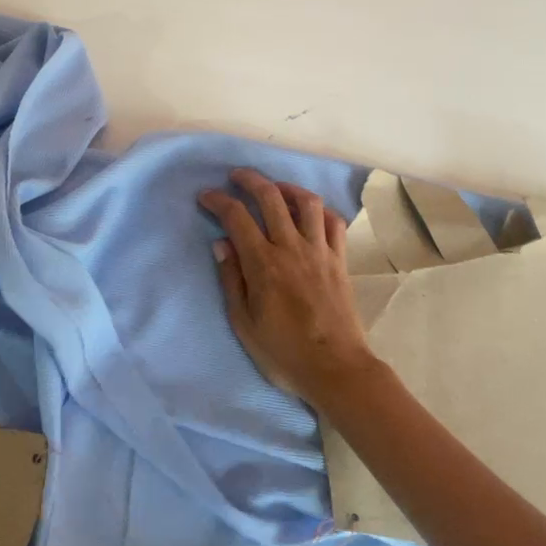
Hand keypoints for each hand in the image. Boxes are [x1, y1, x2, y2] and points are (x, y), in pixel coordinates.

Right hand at [198, 169, 380, 408]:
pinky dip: (320, 211)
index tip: (206, 196)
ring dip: (287, 188)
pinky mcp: (340, 260)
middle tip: (235, 176)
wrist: (336, 369)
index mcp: (263, 264)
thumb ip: (232, 280)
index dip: (218, 200)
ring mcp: (320, 251)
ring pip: (306, 202)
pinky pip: (334, 223)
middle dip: (250, 180)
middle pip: (271, 197)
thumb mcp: (244, 323)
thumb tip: (221, 243)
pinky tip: (310, 213)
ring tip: (274, 188)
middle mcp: (292, 248)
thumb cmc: (284, 352)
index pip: (236, 217)